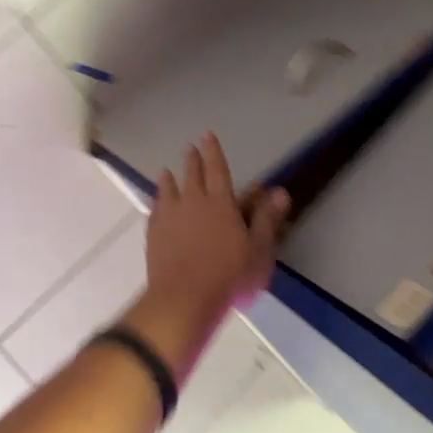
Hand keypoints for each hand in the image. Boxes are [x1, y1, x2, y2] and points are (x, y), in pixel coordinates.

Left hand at [128, 135, 289, 373]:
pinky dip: (157, 201)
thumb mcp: (258, 250)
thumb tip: (279, 191)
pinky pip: (155, 209)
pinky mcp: (154, 232)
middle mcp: (192, 201)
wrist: (184, 297)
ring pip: (168, 188)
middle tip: (190, 148)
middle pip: (191, 174)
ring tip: (166, 171)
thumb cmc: (229, 276)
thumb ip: (266, 219)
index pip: (217, 169)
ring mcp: (169, 215)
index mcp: (220, 202)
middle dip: (192, 160)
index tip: (207, 135)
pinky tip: (156, 203)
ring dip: (169, 178)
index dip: (213, 151)